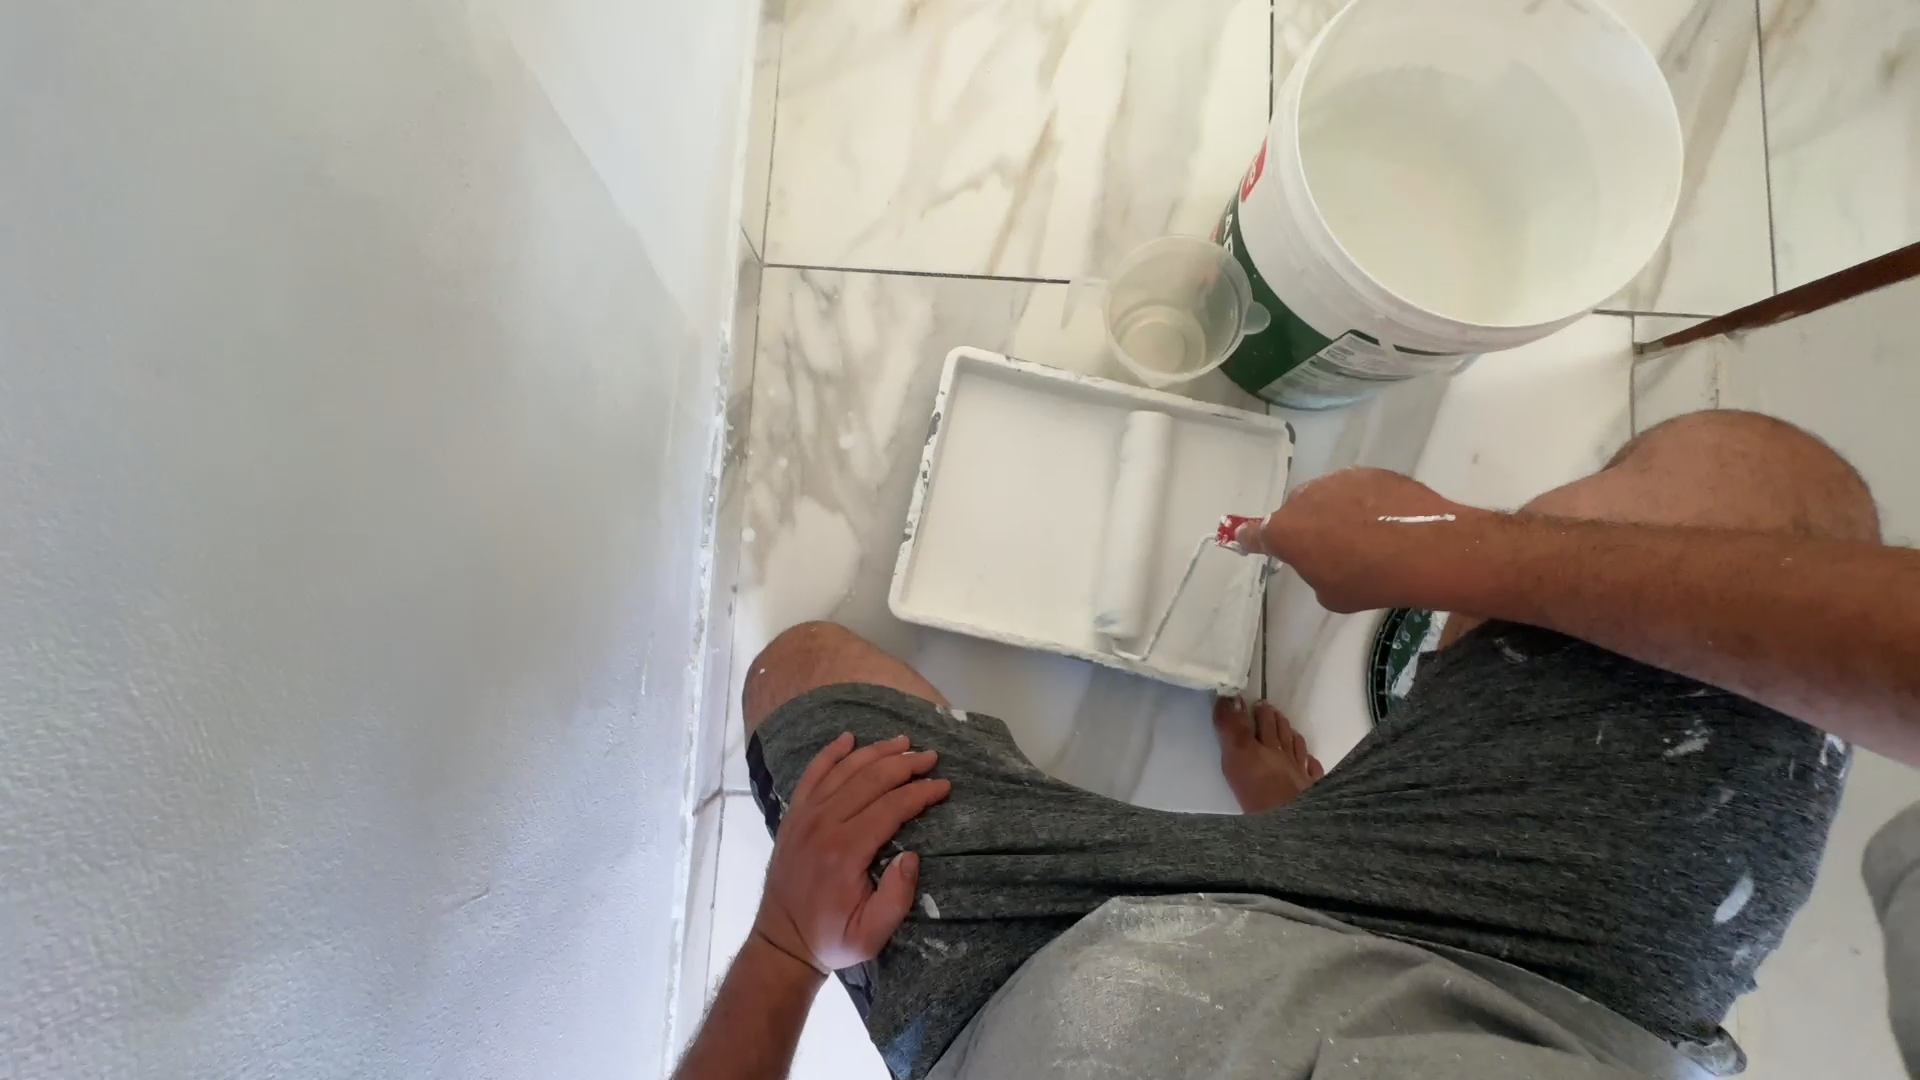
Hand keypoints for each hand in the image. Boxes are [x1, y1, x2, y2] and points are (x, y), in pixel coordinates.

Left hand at [753, 734, 950, 974]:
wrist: (781, 941)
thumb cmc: (831, 937)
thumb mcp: (870, 935)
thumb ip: (896, 898)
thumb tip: (912, 856)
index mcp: (845, 851)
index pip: (891, 807)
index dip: (921, 793)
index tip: (943, 785)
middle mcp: (824, 824)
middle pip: (871, 779)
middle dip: (905, 764)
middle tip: (931, 757)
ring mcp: (806, 815)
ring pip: (845, 769)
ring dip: (877, 751)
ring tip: (904, 742)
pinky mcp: (794, 814)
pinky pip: (813, 773)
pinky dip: (831, 752)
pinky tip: (849, 738)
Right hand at [1236, 467, 1480, 612]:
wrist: (1429, 549)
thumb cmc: (1371, 581)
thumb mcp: (1331, 594)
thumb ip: (1313, 571)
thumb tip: (1322, 559)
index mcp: (1285, 533)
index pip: (1254, 533)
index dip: (1250, 538)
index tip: (1245, 538)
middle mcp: (1303, 499)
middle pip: (1295, 513)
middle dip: (1306, 527)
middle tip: (1332, 550)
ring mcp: (1336, 481)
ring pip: (1325, 497)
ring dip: (1334, 512)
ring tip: (1365, 535)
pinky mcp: (1368, 471)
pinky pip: (1355, 488)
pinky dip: (1363, 502)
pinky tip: (1386, 521)